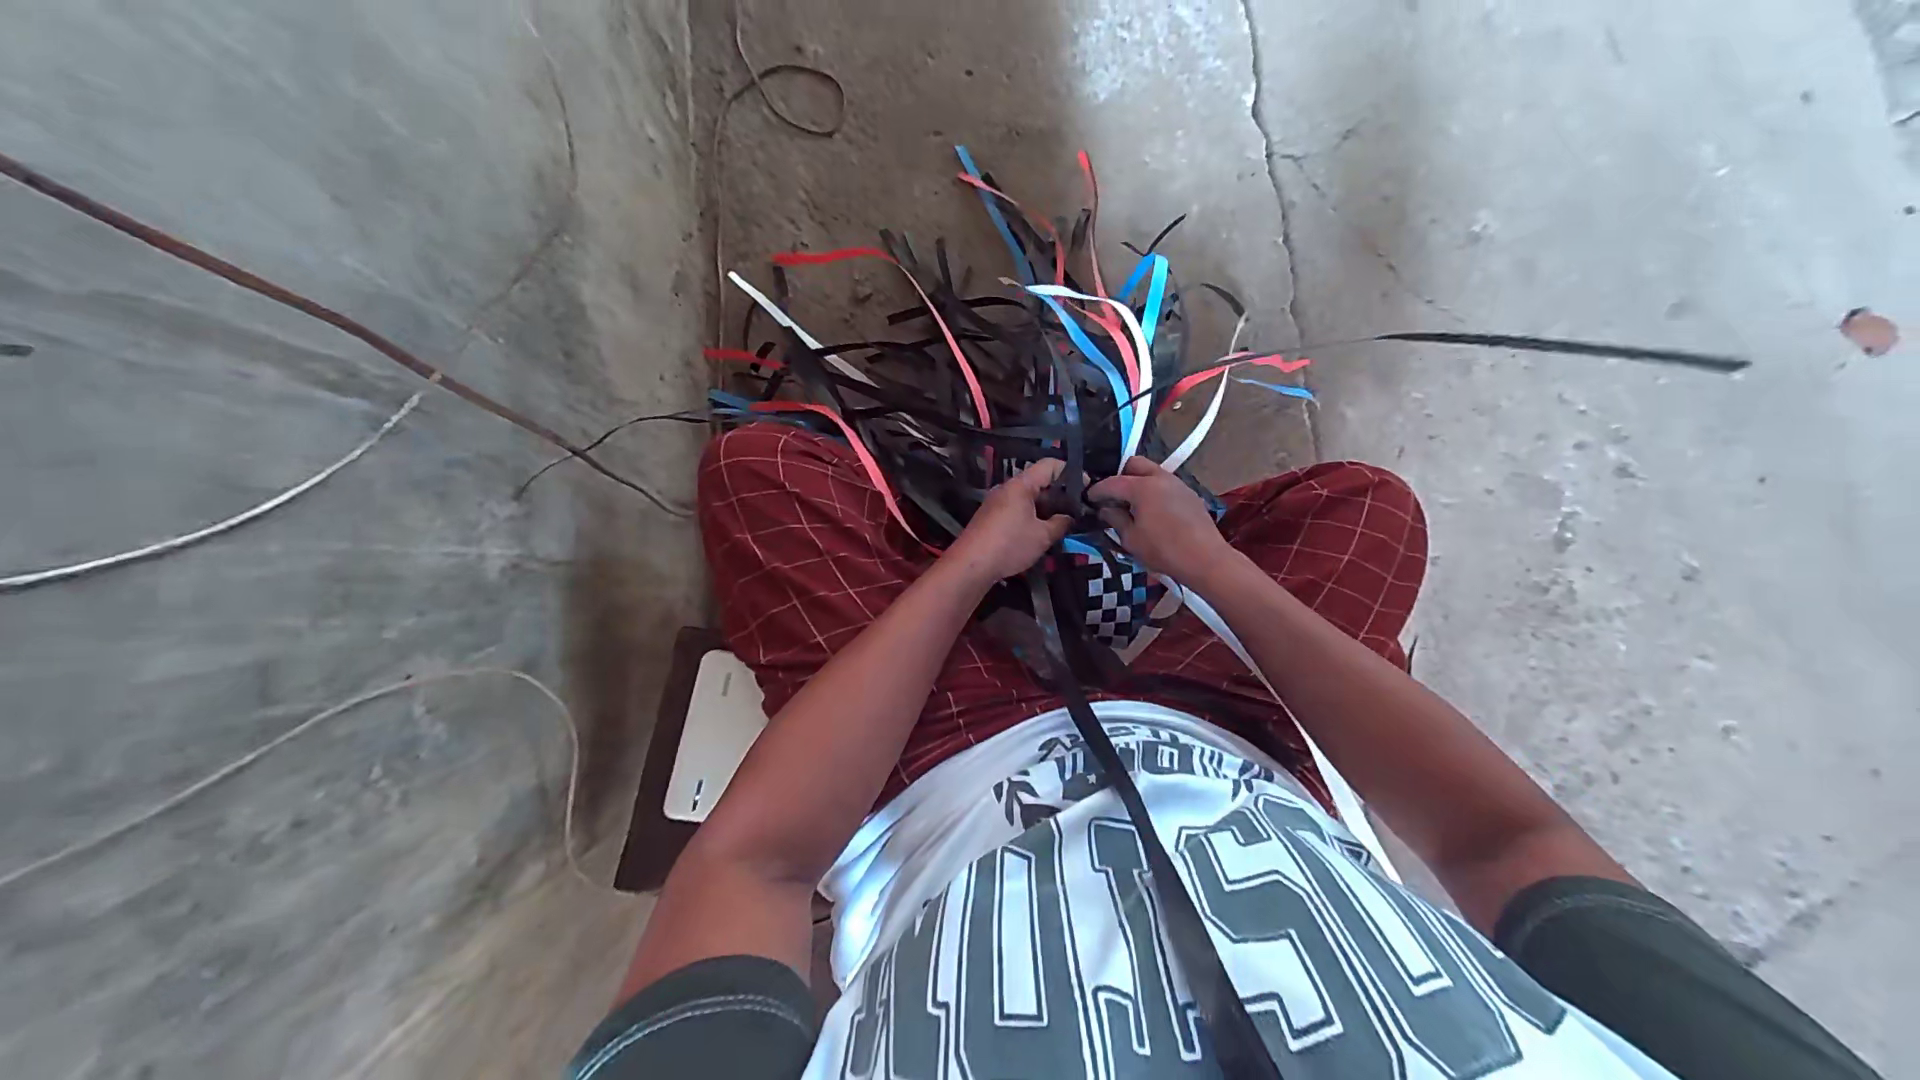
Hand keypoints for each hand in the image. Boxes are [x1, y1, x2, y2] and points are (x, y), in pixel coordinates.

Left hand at [944, 459, 1073, 583]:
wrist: (971, 565)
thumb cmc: (1010, 544)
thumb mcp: (1043, 536)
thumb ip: (1061, 523)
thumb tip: (1068, 518)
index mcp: (1021, 484)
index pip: (1049, 465)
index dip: (1070, 472)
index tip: (1086, 487)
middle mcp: (1007, 488)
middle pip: (1038, 481)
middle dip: (1059, 494)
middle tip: (1077, 510)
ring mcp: (996, 502)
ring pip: (1027, 498)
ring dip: (1045, 508)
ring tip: (1062, 523)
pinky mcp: (990, 517)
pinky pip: (1016, 509)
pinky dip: (1031, 516)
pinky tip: (1040, 532)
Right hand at [1088, 456, 1235, 582]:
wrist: (1205, 559)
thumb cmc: (1163, 550)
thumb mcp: (1131, 539)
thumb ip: (1115, 519)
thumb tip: (1106, 510)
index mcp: (1142, 487)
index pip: (1112, 482)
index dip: (1096, 491)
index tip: (1088, 498)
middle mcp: (1160, 478)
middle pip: (1134, 464)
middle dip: (1119, 476)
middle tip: (1112, 496)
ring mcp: (1178, 484)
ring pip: (1152, 472)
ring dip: (1138, 482)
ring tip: (1130, 504)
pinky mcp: (1189, 495)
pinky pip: (1165, 484)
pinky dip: (1153, 491)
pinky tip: (1151, 510)